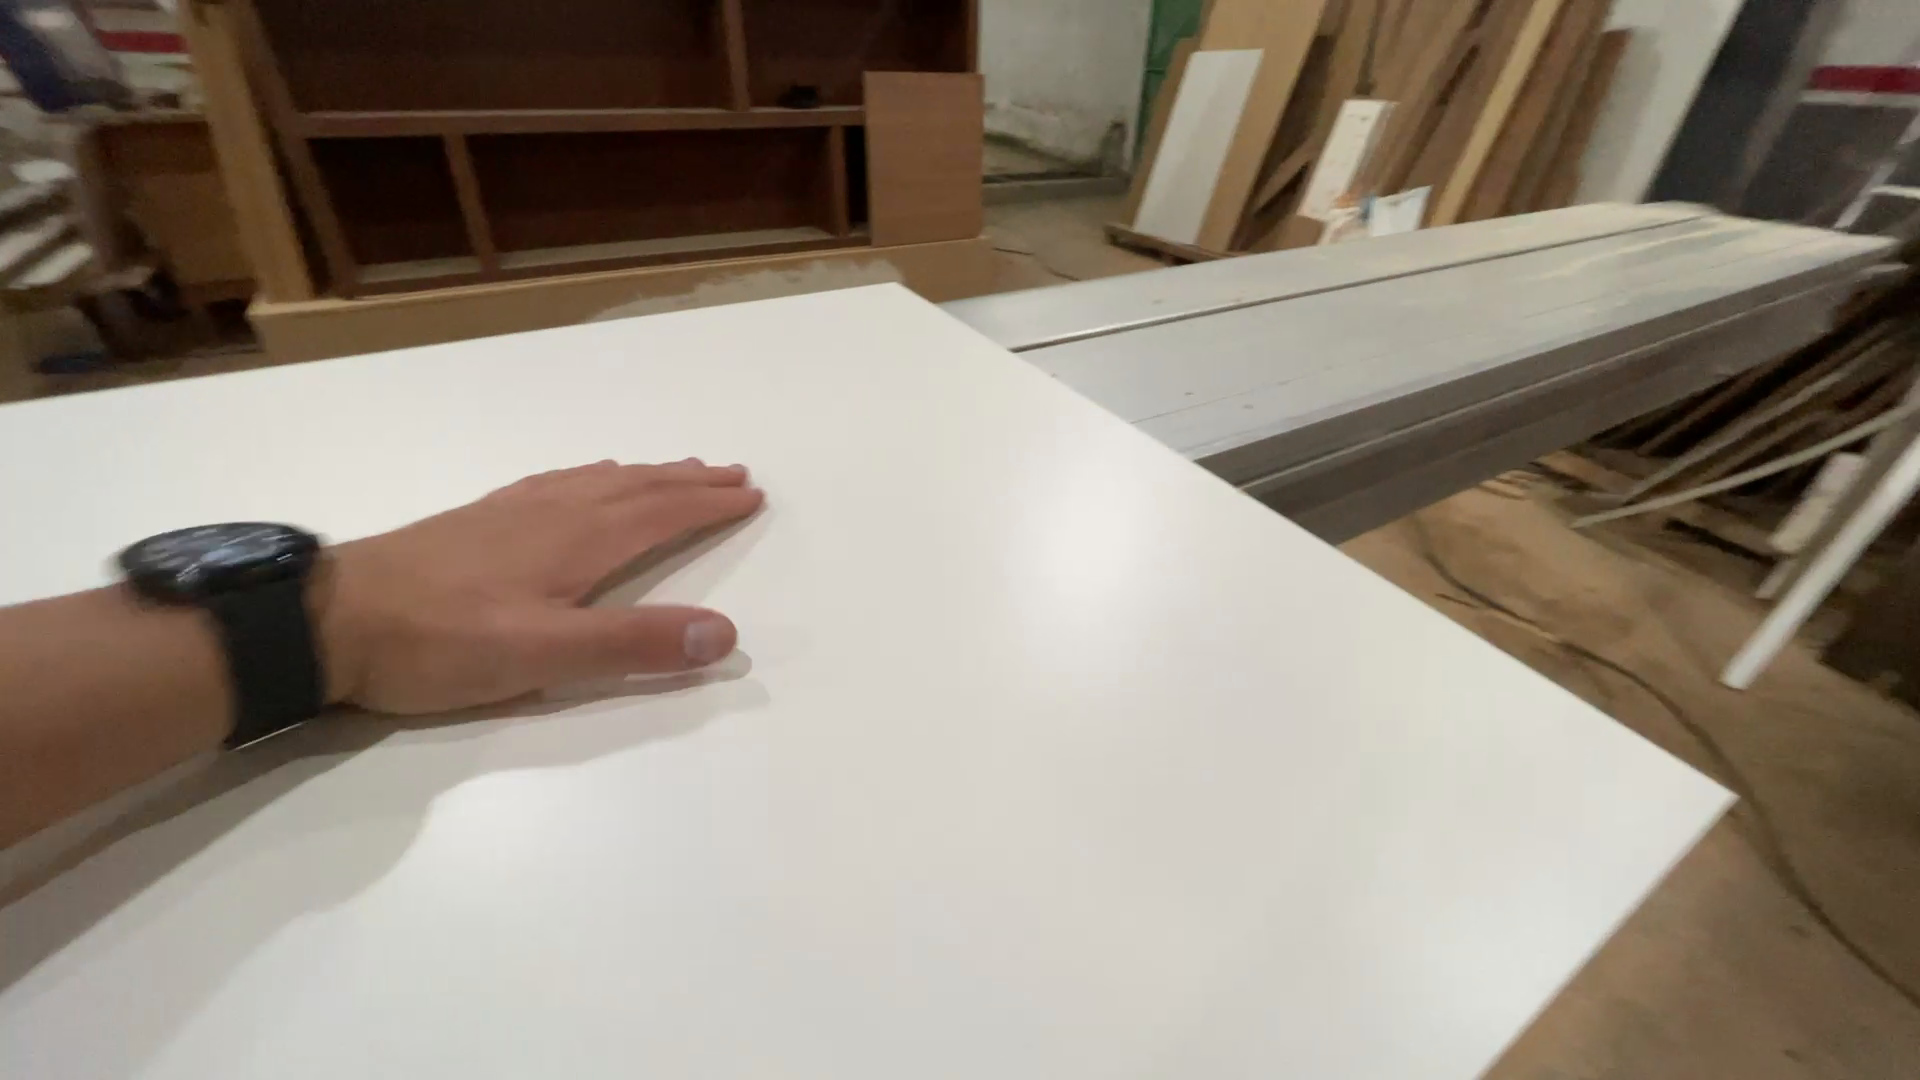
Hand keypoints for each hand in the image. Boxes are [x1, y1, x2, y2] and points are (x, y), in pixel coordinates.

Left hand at [318, 459, 763, 714]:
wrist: (325, 622)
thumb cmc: (442, 641)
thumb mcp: (546, 655)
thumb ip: (636, 645)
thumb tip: (725, 635)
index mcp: (582, 538)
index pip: (664, 513)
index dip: (711, 504)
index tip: (752, 495)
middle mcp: (558, 511)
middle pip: (641, 486)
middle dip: (692, 481)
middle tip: (735, 473)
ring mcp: (518, 510)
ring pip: (604, 479)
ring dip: (652, 474)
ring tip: (681, 470)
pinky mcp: (486, 518)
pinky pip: (563, 480)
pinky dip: (599, 474)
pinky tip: (592, 478)